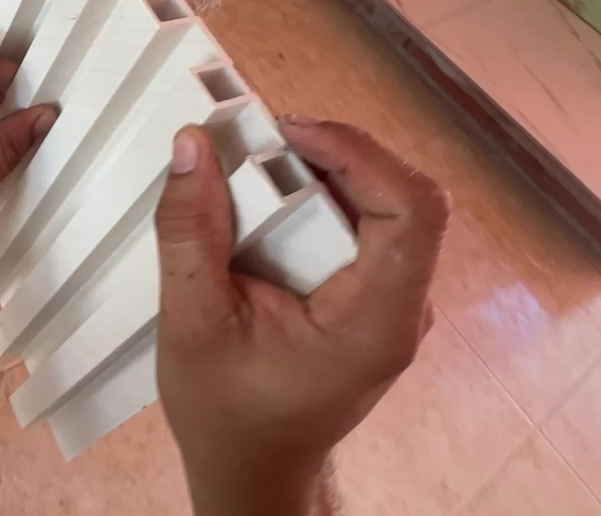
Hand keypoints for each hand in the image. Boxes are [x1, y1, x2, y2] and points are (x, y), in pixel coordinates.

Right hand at [155, 117, 449, 514]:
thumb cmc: (225, 411)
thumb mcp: (190, 322)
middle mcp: (399, 305)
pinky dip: (316, 193)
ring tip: (256, 160)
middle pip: (400, 198)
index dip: (358, 153)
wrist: (251, 467)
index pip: (411, 212)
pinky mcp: (366, 295)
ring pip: (381, 204)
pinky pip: (359, 223)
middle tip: (258, 141)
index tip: (286, 133)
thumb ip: (189, 232)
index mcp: (374, 320)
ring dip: (322, 168)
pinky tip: (267, 195)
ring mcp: (388, 301)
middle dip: (331, 153)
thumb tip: (192, 144)